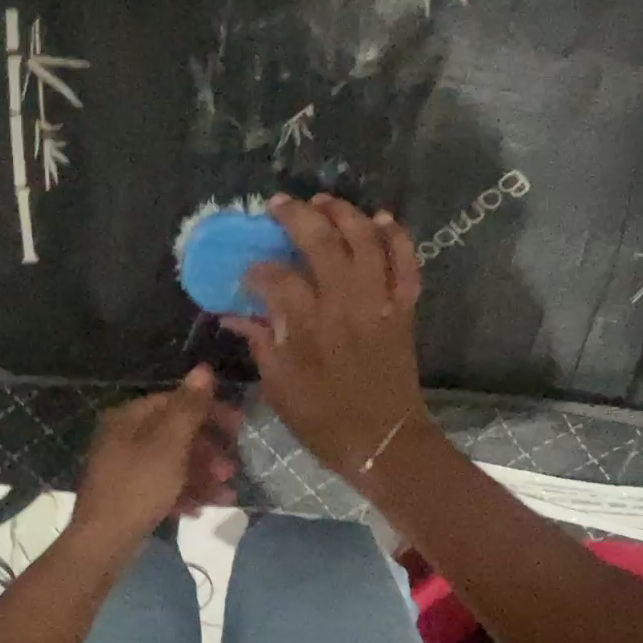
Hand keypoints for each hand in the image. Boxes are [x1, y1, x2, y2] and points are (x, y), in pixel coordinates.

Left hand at [69, 365, 240, 546]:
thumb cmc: (138, 486)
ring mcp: (123, 468)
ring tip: (225, 495)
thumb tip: (203, 369)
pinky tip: (200, 510)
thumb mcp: (169, 444)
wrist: (103, 543)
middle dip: (208, 452)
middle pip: (175, 435)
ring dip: (201, 476)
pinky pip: (162, 487)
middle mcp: (122, 437)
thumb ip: (189, 407)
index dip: (210, 412)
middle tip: (231, 470)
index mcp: (128, 417)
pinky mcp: (127, 496)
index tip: (239, 429)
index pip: (175, 402)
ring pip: (172, 464)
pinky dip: (183, 494)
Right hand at [220, 194, 425, 478]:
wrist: (385, 442)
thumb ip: (261, 343)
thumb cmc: (324, 421)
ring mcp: (378, 302)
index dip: (256, 270)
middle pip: (321, 242)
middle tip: (278, 205)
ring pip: (365, 240)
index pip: (276, 278)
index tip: (246, 274)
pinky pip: (406, 262)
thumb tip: (236, 316)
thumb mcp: (279, 388)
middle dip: (296, 216)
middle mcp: (343, 304)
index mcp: (307, 328)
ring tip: (324, 201)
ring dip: (344, 214)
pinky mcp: (403, 308)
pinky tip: (380, 219)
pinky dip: (396, 237)